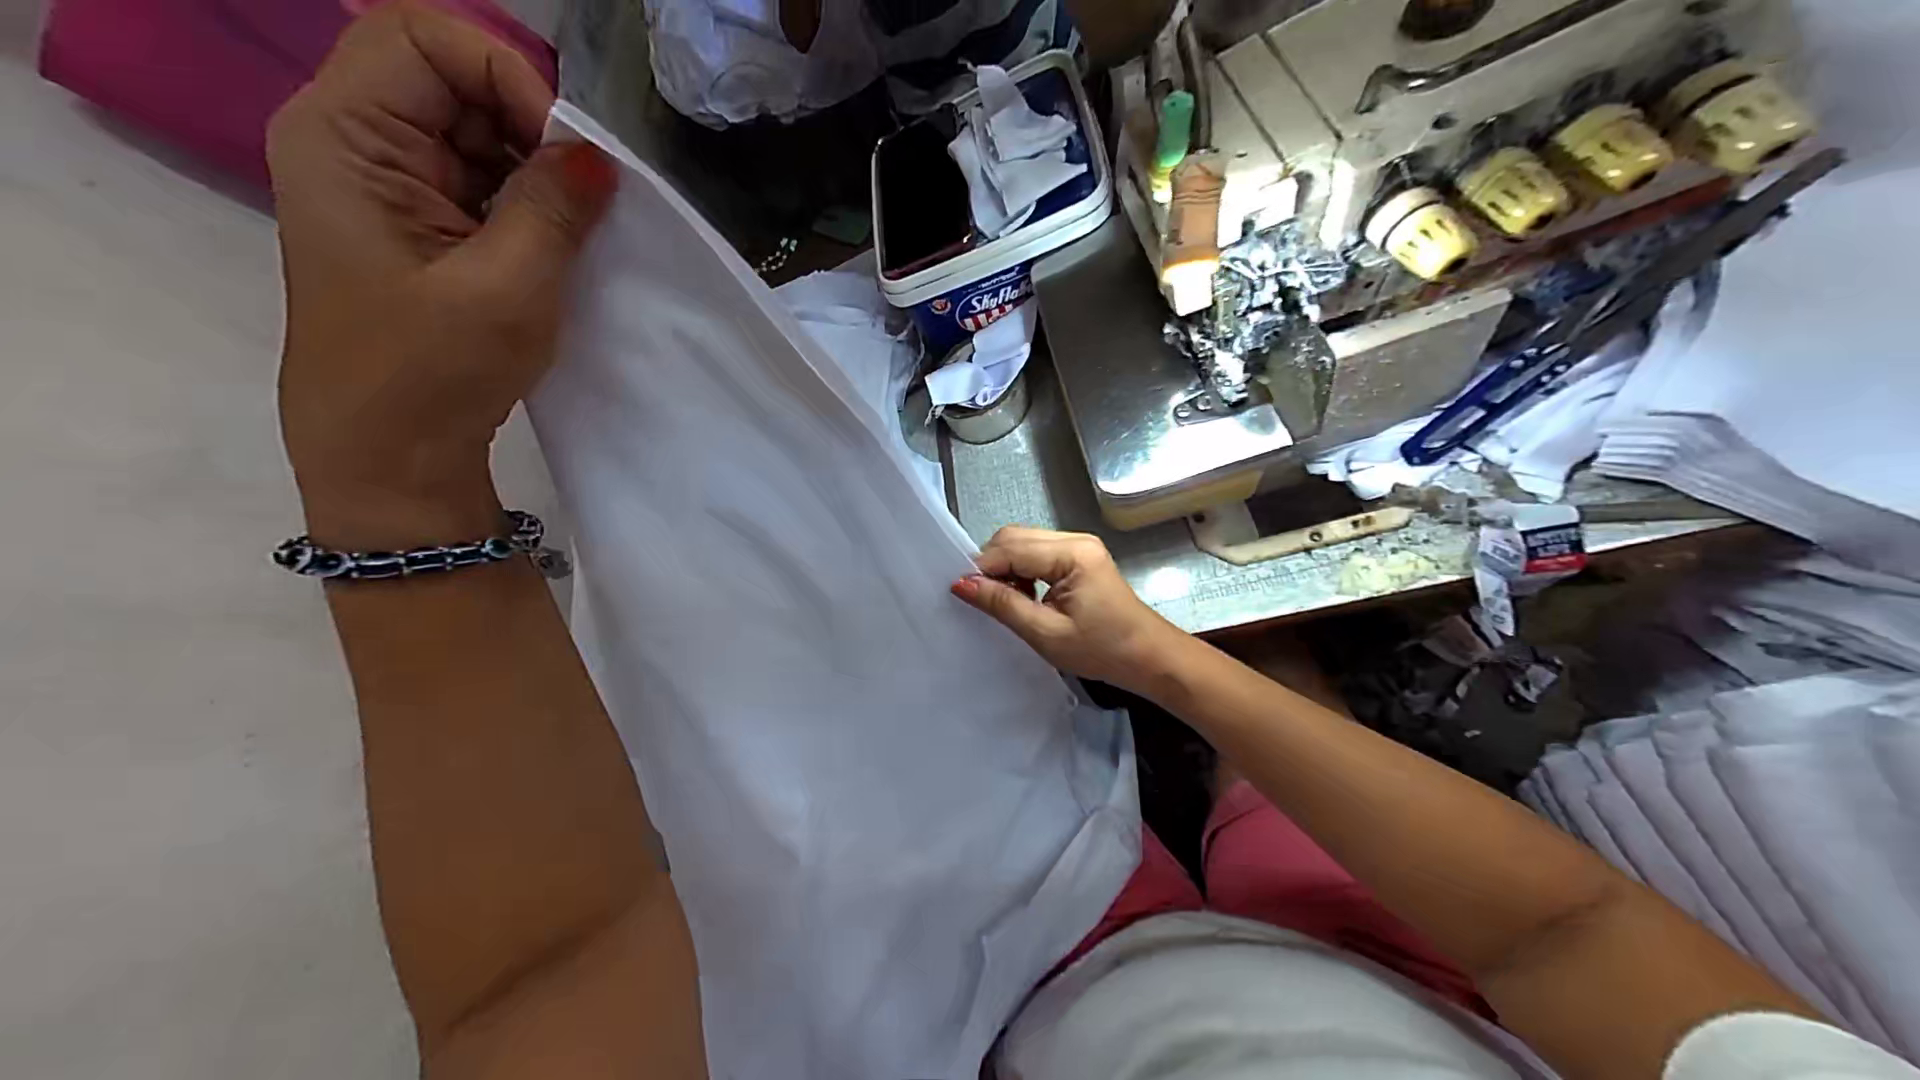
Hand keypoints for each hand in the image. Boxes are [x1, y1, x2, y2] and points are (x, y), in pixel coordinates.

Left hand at [267, 0, 617, 548]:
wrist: (392, 454)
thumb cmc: (433, 372)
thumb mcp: (509, 287)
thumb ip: (554, 208)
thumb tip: (599, 157)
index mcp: (344, 137)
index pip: (422, 38)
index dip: (505, 77)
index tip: (565, 154)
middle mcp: (355, 144)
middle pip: (450, 81)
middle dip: (529, 132)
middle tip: (582, 202)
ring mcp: (389, 188)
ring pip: (474, 136)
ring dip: (535, 176)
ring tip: (571, 234)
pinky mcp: (420, 228)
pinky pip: (480, 185)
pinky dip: (527, 206)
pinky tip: (553, 250)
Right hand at [951, 527, 1190, 697]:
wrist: (1149, 658)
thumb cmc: (1102, 650)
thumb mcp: (1045, 633)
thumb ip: (1002, 604)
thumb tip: (961, 584)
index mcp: (1071, 554)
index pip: (1010, 548)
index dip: (982, 569)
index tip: (962, 594)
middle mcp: (1074, 539)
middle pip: (1014, 537)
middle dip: (992, 565)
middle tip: (986, 601)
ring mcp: (1079, 545)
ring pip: (1023, 543)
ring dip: (1006, 569)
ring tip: (1007, 602)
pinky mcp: (1079, 557)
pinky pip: (1037, 553)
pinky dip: (1022, 570)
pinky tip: (1024, 597)